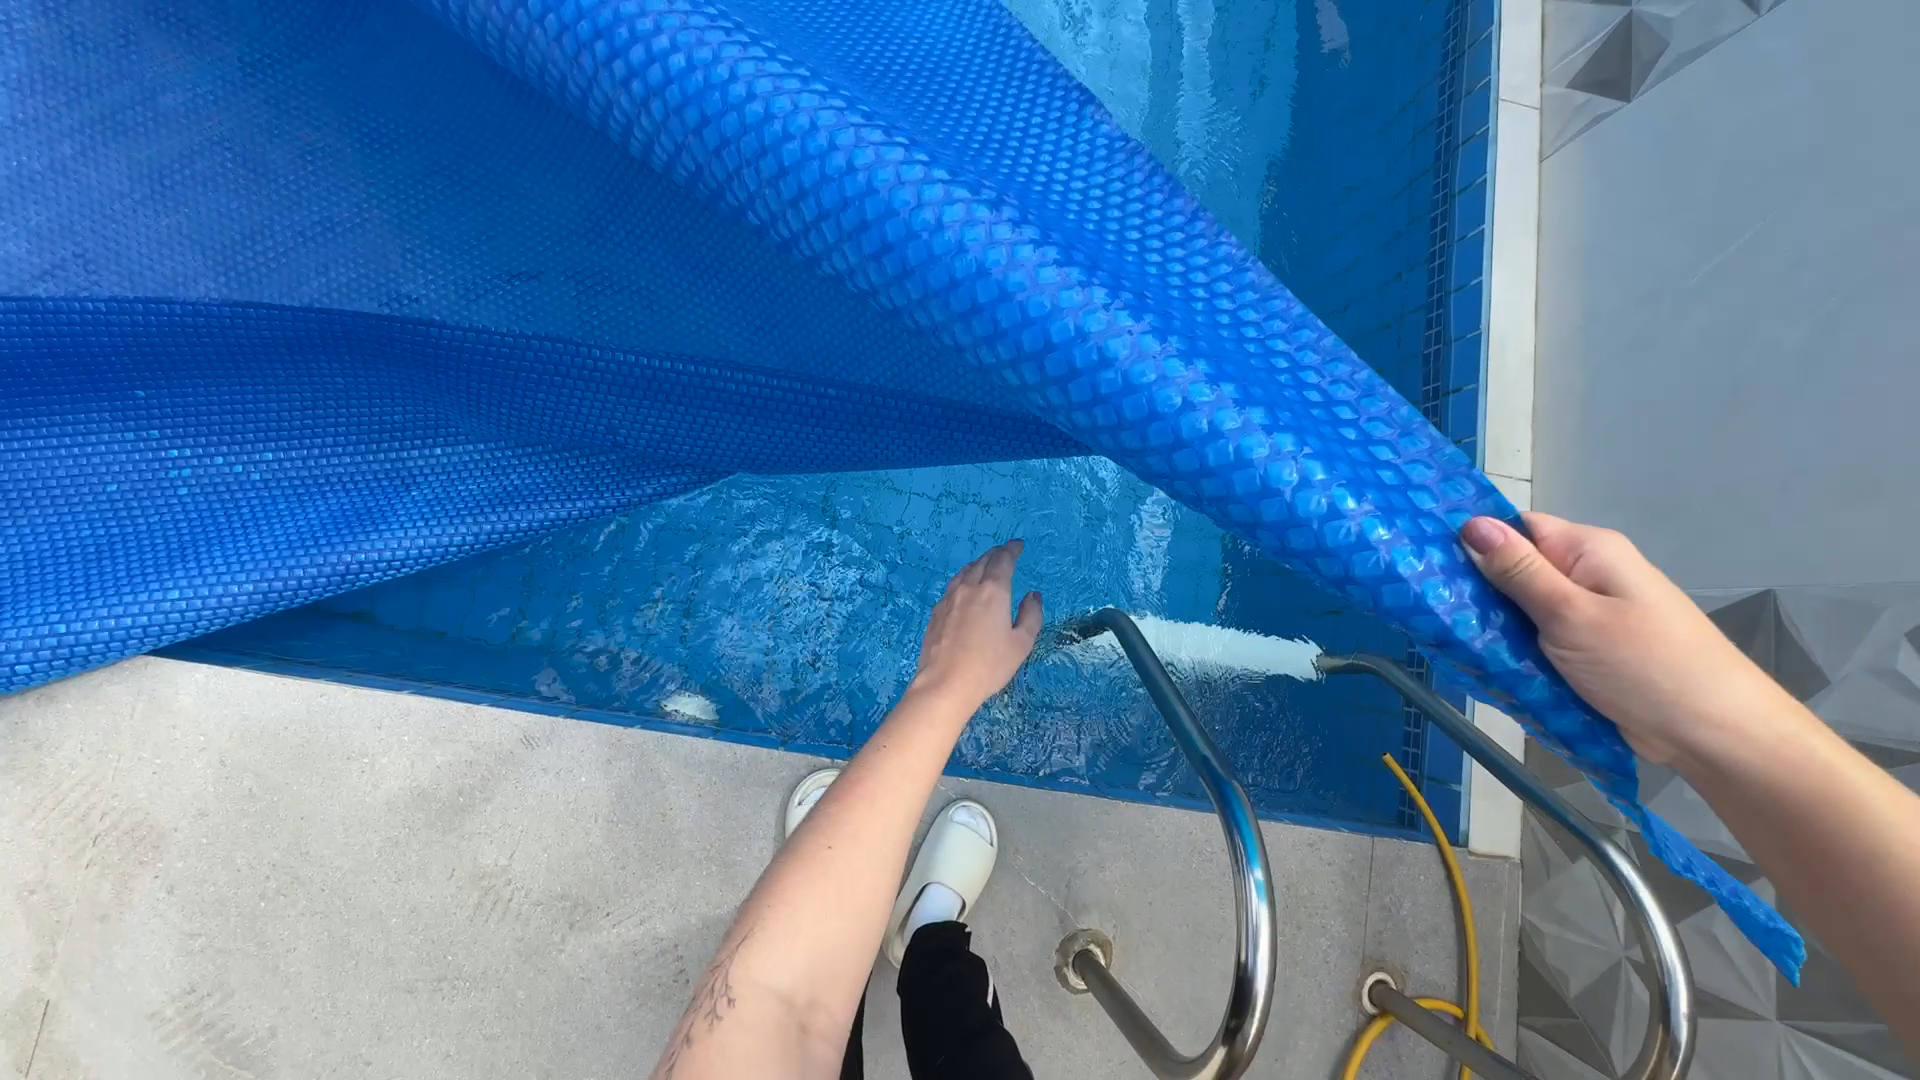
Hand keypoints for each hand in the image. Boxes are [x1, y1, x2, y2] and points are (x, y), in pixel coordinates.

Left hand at [909, 540, 1043, 710]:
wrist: (945, 683)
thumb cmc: (989, 665)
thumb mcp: (1021, 643)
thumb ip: (1031, 615)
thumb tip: (1033, 595)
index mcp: (994, 591)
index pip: (1003, 560)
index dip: (1012, 550)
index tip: (1018, 545)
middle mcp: (969, 587)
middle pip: (983, 561)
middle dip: (996, 554)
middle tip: (1006, 553)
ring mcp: (949, 598)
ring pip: (965, 571)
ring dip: (979, 564)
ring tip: (986, 566)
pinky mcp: (937, 611)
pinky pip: (954, 585)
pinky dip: (965, 578)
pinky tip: (966, 588)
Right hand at [1460, 511, 1795, 766]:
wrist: (1717, 738)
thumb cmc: (1647, 667)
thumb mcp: (1571, 615)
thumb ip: (1518, 571)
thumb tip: (1470, 524)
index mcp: (1588, 551)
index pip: (1515, 527)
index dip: (1473, 540)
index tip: (1427, 561)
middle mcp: (1587, 574)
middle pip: (1513, 569)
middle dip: (1477, 591)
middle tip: (1433, 613)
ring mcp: (1587, 614)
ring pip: (1518, 609)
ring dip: (1492, 627)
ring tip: (1451, 644)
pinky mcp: (1585, 649)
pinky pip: (1534, 639)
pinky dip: (1512, 652)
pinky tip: (1485, 666)